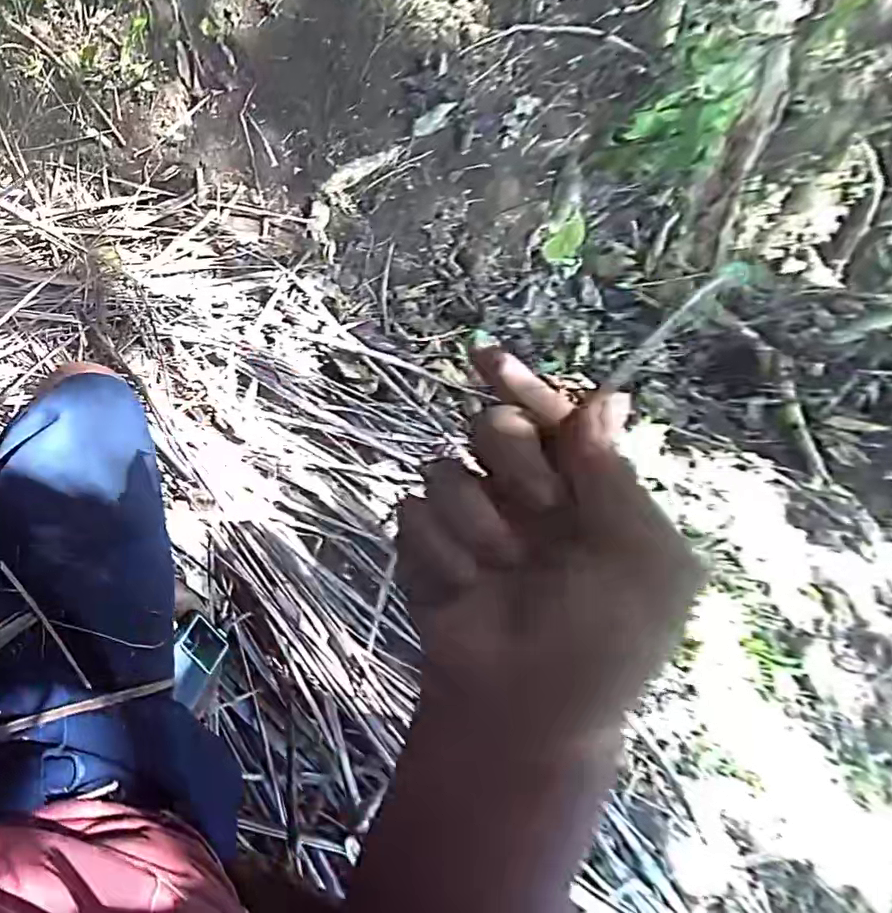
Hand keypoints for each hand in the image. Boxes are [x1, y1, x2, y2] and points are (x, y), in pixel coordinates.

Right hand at [394, 345, 702, 752]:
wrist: (523, 695)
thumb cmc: (604, 635)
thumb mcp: (637, 559)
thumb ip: (610, 478)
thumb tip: (603, 396)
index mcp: (584, 492)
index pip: (551, 419)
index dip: (522, 383)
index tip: (484, 355)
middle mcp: (519, 492)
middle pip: (489, 426)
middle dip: (510, 458)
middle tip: (539, 506)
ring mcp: (464, 514)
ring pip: (444, 469)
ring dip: (475, 519)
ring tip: (498, 567)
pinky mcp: (417, 536)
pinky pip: (412, 510)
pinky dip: (440, 547)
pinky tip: (462, 582)